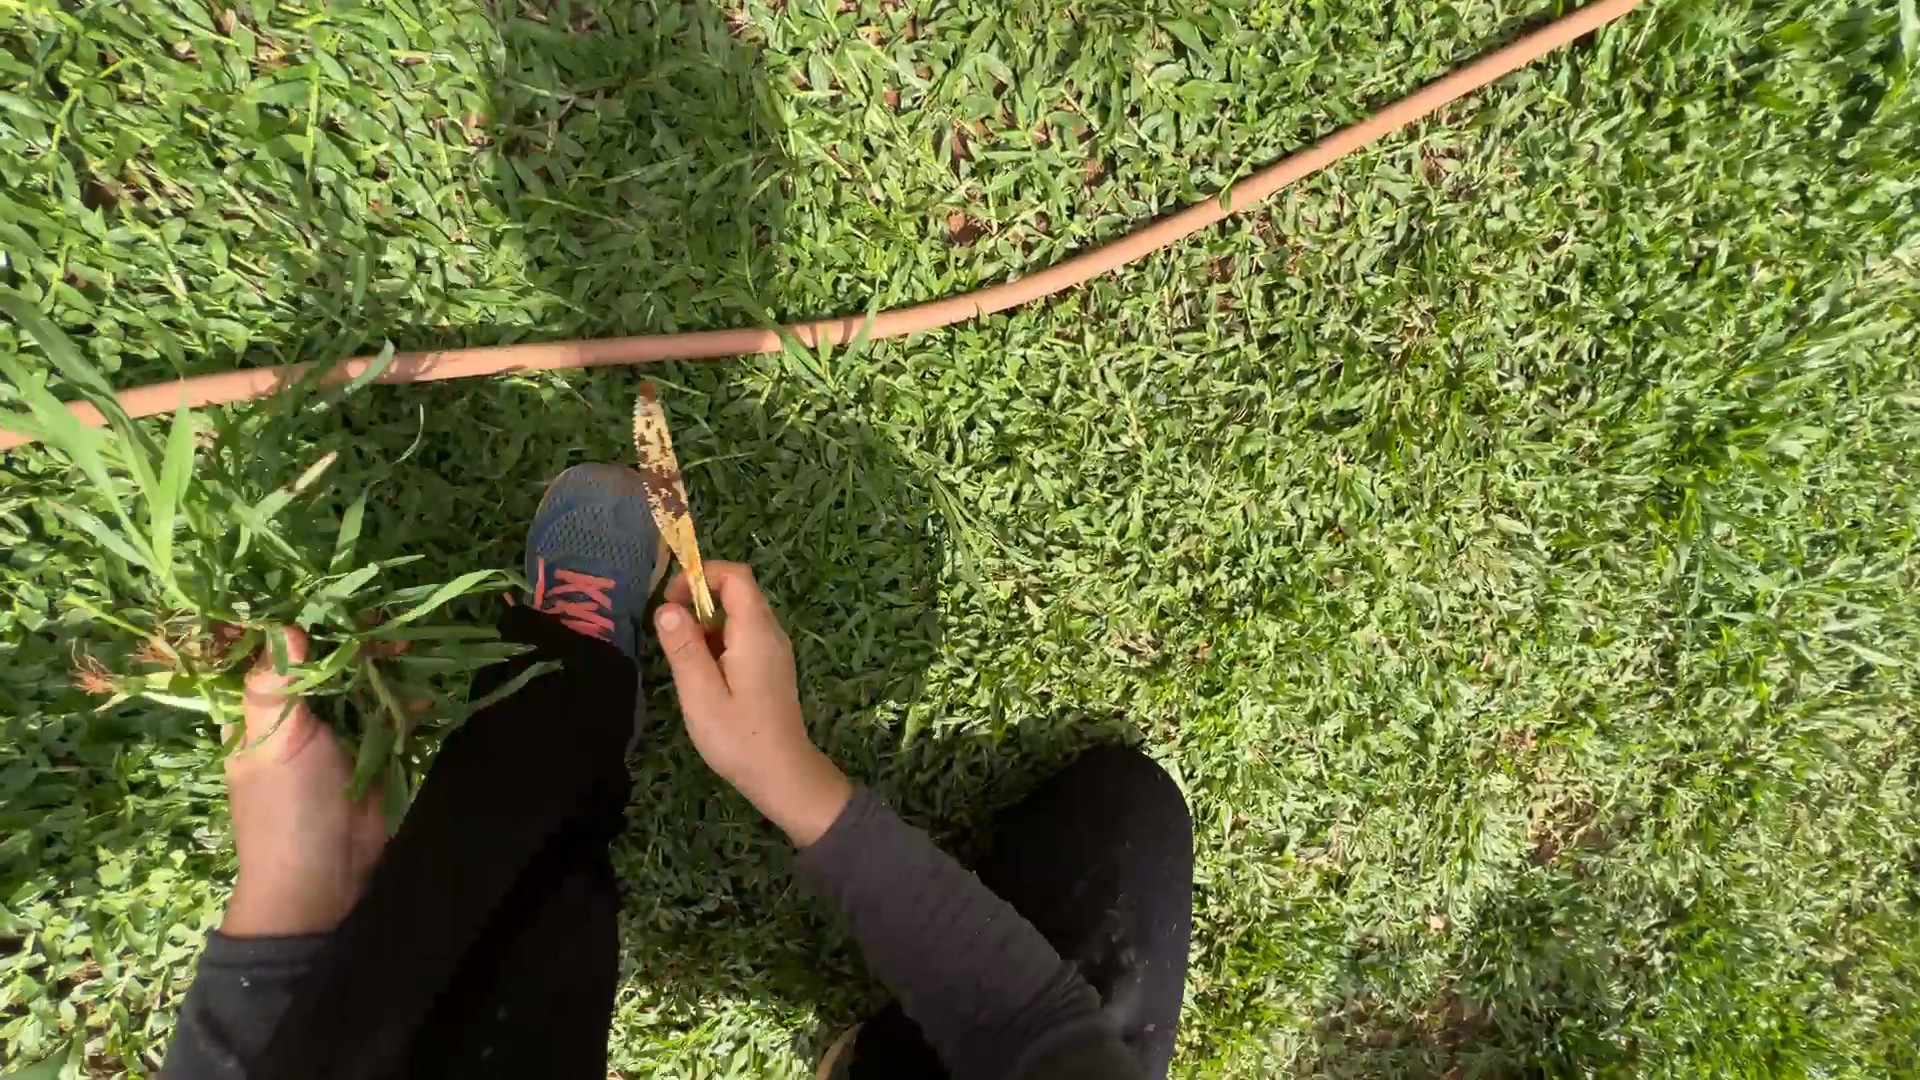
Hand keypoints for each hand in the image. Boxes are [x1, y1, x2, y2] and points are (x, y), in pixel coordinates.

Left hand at [221, 627, 387, 936]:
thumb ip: (277, 688)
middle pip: (331, 667)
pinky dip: (411, 700)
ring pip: (366, 685)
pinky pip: (395, 713)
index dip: (308, 628)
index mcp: (261, 714)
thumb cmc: (286, 806)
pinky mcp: (377, 748)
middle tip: (392, 625)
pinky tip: (426, 692)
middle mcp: (300, 717)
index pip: (280, 658)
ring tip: (414, 646)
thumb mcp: (274, 744)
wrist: (325, 871)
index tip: (342, 603)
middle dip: (360, 644)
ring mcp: (341, 733)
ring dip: (390, 667)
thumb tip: (285, 625)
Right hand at [654, 562, 851, 846]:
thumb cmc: (739, 737)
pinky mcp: (771, 665)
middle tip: (669, 628)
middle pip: (738, 591)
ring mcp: (774, 648)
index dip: (702, 575)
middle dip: (699, 598)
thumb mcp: (701, 694)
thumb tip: (666, 607)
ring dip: (707, 622)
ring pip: (739, 614)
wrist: (782, 772)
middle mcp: (771, 632)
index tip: (669, 599)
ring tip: (681, 654)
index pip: (736, 576)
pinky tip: (701, 670)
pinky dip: (719, 639)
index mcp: (757, 632)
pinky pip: (744, 635)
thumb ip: (684, 648)